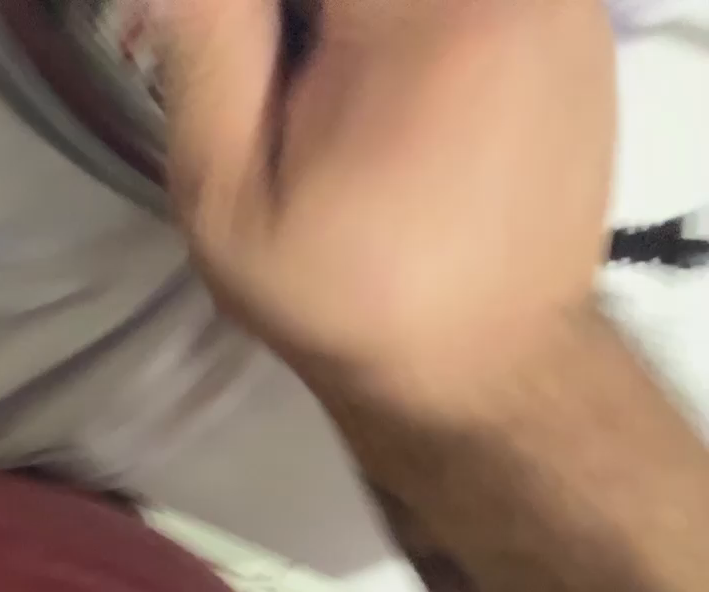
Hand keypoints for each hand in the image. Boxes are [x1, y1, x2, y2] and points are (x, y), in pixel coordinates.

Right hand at [157, 0, 616, 408]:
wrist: (474, 357)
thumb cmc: (329, 294)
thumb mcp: (227, 201)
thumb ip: (210, 66)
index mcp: (422, 22)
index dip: (251, 13)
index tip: (221, 55)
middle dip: (290, 26)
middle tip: (261, 90)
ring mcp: (565, 1)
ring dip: (340, 34)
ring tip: (315, 108)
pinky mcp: (580, 28)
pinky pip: (460, 6)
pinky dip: (396, 39)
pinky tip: (382, 108)